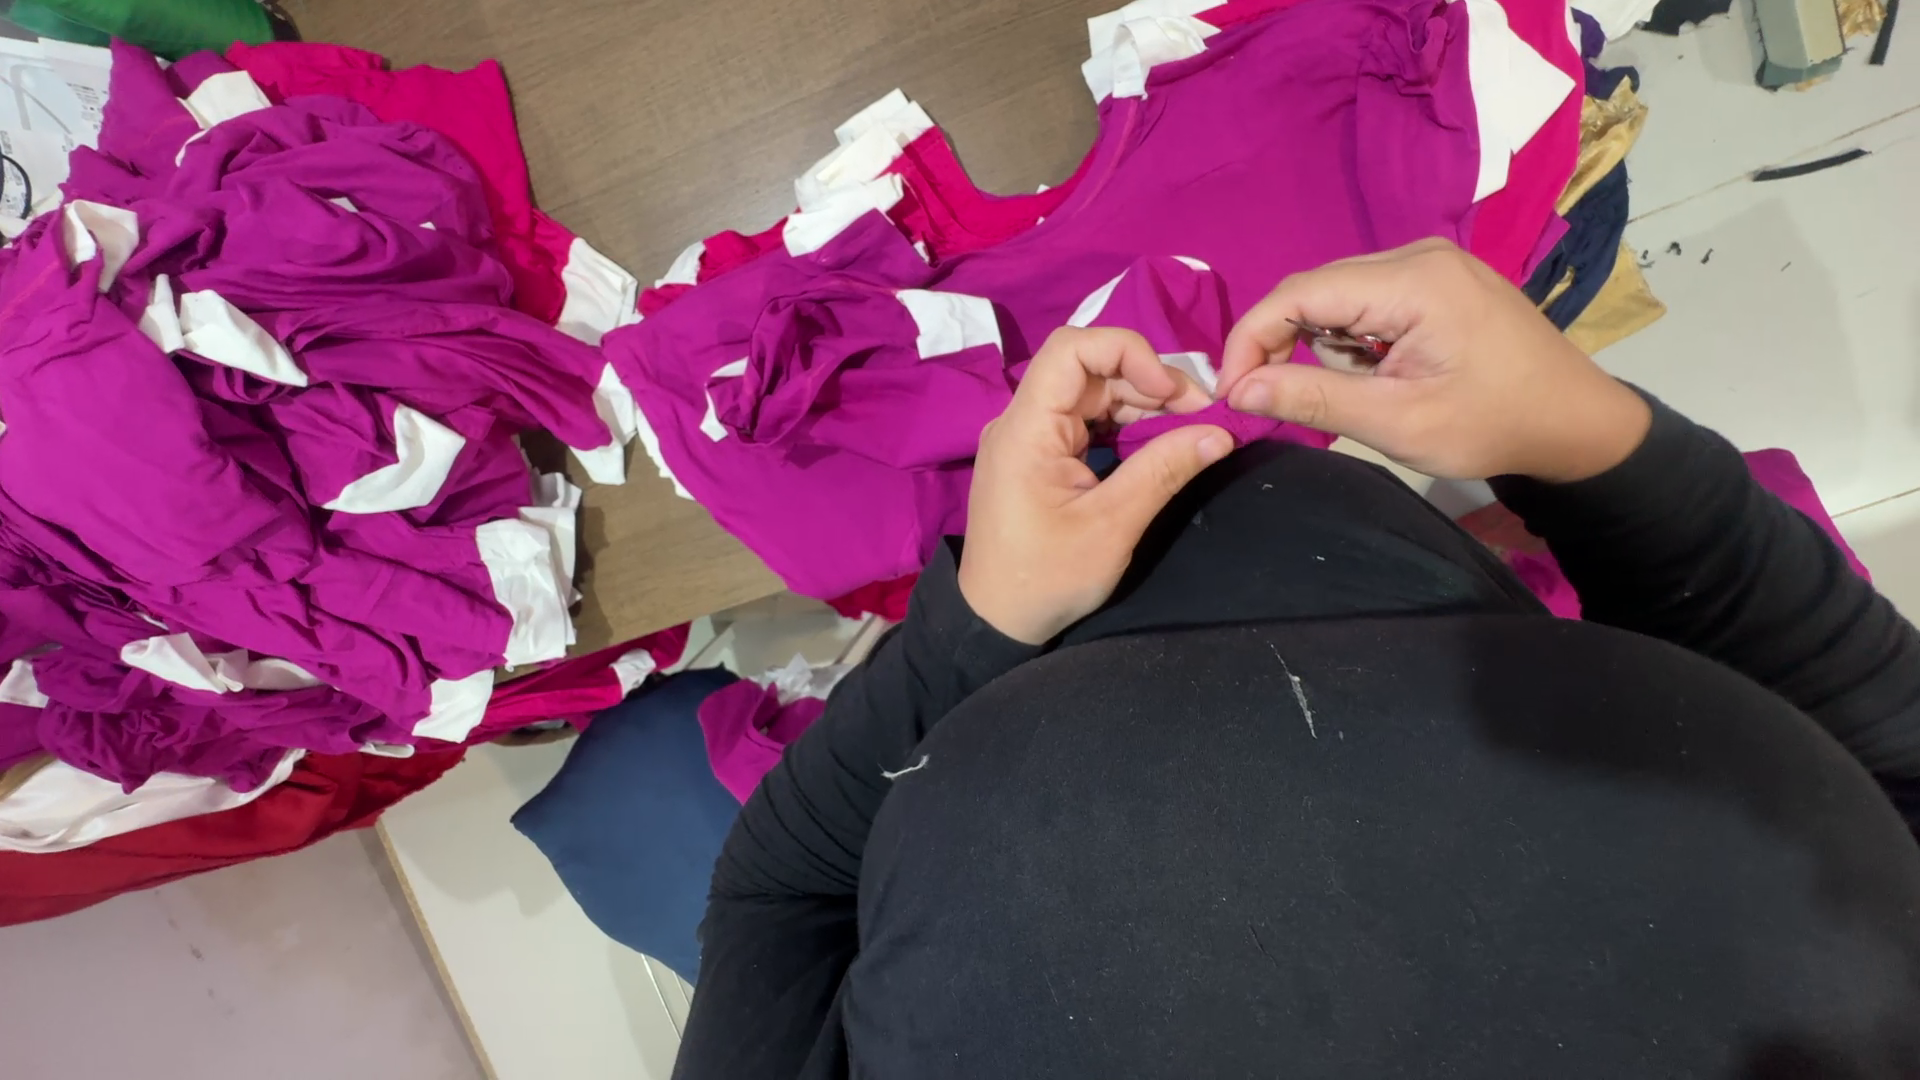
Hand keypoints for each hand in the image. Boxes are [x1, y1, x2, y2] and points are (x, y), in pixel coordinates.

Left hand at [959, 327, 1231, 643]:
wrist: (996, 620)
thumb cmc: (1046, 578)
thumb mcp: (1111, 527)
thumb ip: (1162, 471)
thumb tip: (1218, 432)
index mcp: (1025, 430)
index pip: (1070, 349)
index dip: (1126, 352)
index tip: (1170, 391)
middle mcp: (1020, 423)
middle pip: (1086, 370)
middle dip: (1146, 380)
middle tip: (1199, 413)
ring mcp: (1026, 440)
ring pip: (1088, 394)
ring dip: (1139, 401)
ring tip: (1187, 425)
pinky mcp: (1037, 458)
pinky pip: (1082, 422)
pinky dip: (1122, 423)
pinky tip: (1155, 439)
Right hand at [1216, 238, 1651, 482]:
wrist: (1575, 425)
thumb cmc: (1491, 425)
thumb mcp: (1394, 422)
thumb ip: (1310, 399)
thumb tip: (1237, 391)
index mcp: (1413, 282)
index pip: (1297, 294)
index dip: (1249, 340)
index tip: (1232, 394)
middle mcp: (1415, 257)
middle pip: (1309, 291)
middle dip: (1274, 345)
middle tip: (1266, 400)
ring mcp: (1425, 267)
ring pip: (1328, 298)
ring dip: (1310, 347)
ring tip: (1340, 393)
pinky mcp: (1429, 284)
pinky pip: (1357, 304)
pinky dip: (1340, 343)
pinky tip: (1364, 374)